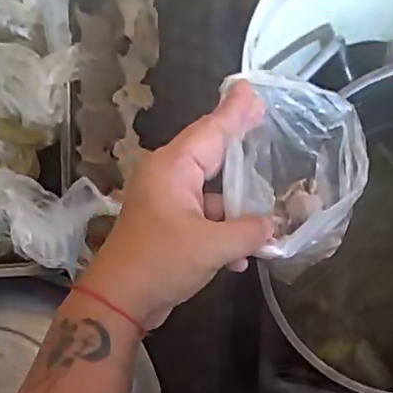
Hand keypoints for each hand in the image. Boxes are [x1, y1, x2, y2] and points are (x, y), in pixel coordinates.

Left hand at [77, 82, 275, 329]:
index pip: (211, 131)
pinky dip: (224, 235)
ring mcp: (168, 205)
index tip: (253, 91)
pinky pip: (205, 222)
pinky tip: (244, 257)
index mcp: (174, 169)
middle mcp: (169, 180)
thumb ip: (248, 233)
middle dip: (241, 151)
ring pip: (213, 197)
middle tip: (266, 124)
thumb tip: (272, 226)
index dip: (235, 112)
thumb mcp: (211, 248)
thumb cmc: (160, 263)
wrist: (120, 300)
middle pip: (213, 158)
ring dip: (239, 211)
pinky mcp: (170, 231)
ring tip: (272, 218)